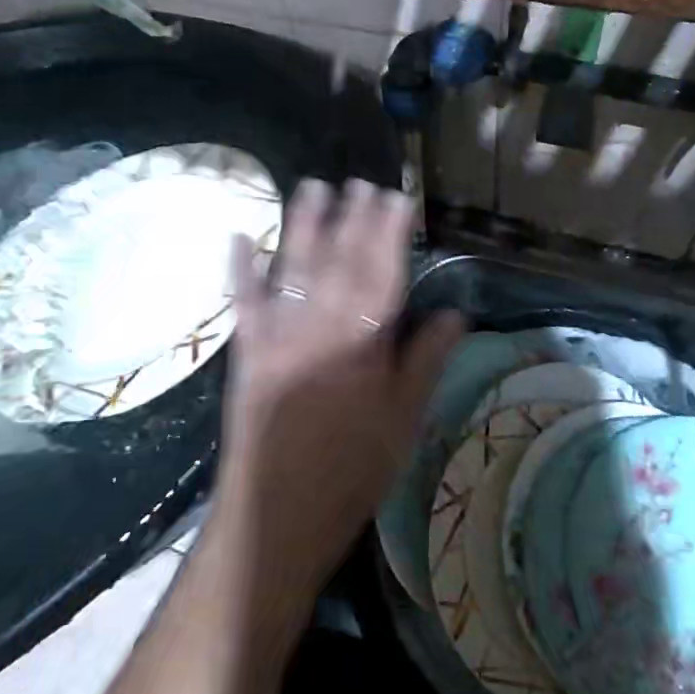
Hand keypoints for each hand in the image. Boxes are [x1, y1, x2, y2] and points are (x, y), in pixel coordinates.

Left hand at [218, 179, 463, 589]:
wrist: (279, 511)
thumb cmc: (352, 471)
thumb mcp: (403, 421)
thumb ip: (425, 361)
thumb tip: (455, 312)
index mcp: (361, 343)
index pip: (381, 272)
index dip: (389, 232)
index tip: (395, 197)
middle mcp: (317, 326)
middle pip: (338, 261)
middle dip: (350, 219)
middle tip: (359, 182)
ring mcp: (276, 334)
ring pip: (292, 268)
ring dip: (301, 226)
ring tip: (311, 188)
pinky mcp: (246, 350)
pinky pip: (242, 300)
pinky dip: (241, 267)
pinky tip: (239, 236)